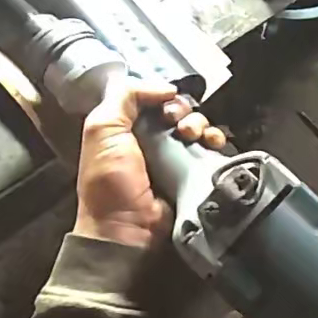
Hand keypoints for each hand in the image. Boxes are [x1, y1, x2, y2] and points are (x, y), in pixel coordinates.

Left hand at [73, 75, 227, 249]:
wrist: (129, 229)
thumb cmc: (110, 182)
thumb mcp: (102, 130)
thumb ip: (125, 98)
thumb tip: (166, 87)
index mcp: (127, 129)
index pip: (153, 99)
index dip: (162, 96)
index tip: (165, 103)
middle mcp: (153, 140)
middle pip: (179, 111)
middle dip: (183, 111)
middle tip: (178, 125)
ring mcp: (176, 158)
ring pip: (198, 127)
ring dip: (200, 125)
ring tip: (193, 137)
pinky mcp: (196, 173)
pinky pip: (212, 148)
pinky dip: (216, 141)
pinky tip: (211, 144)